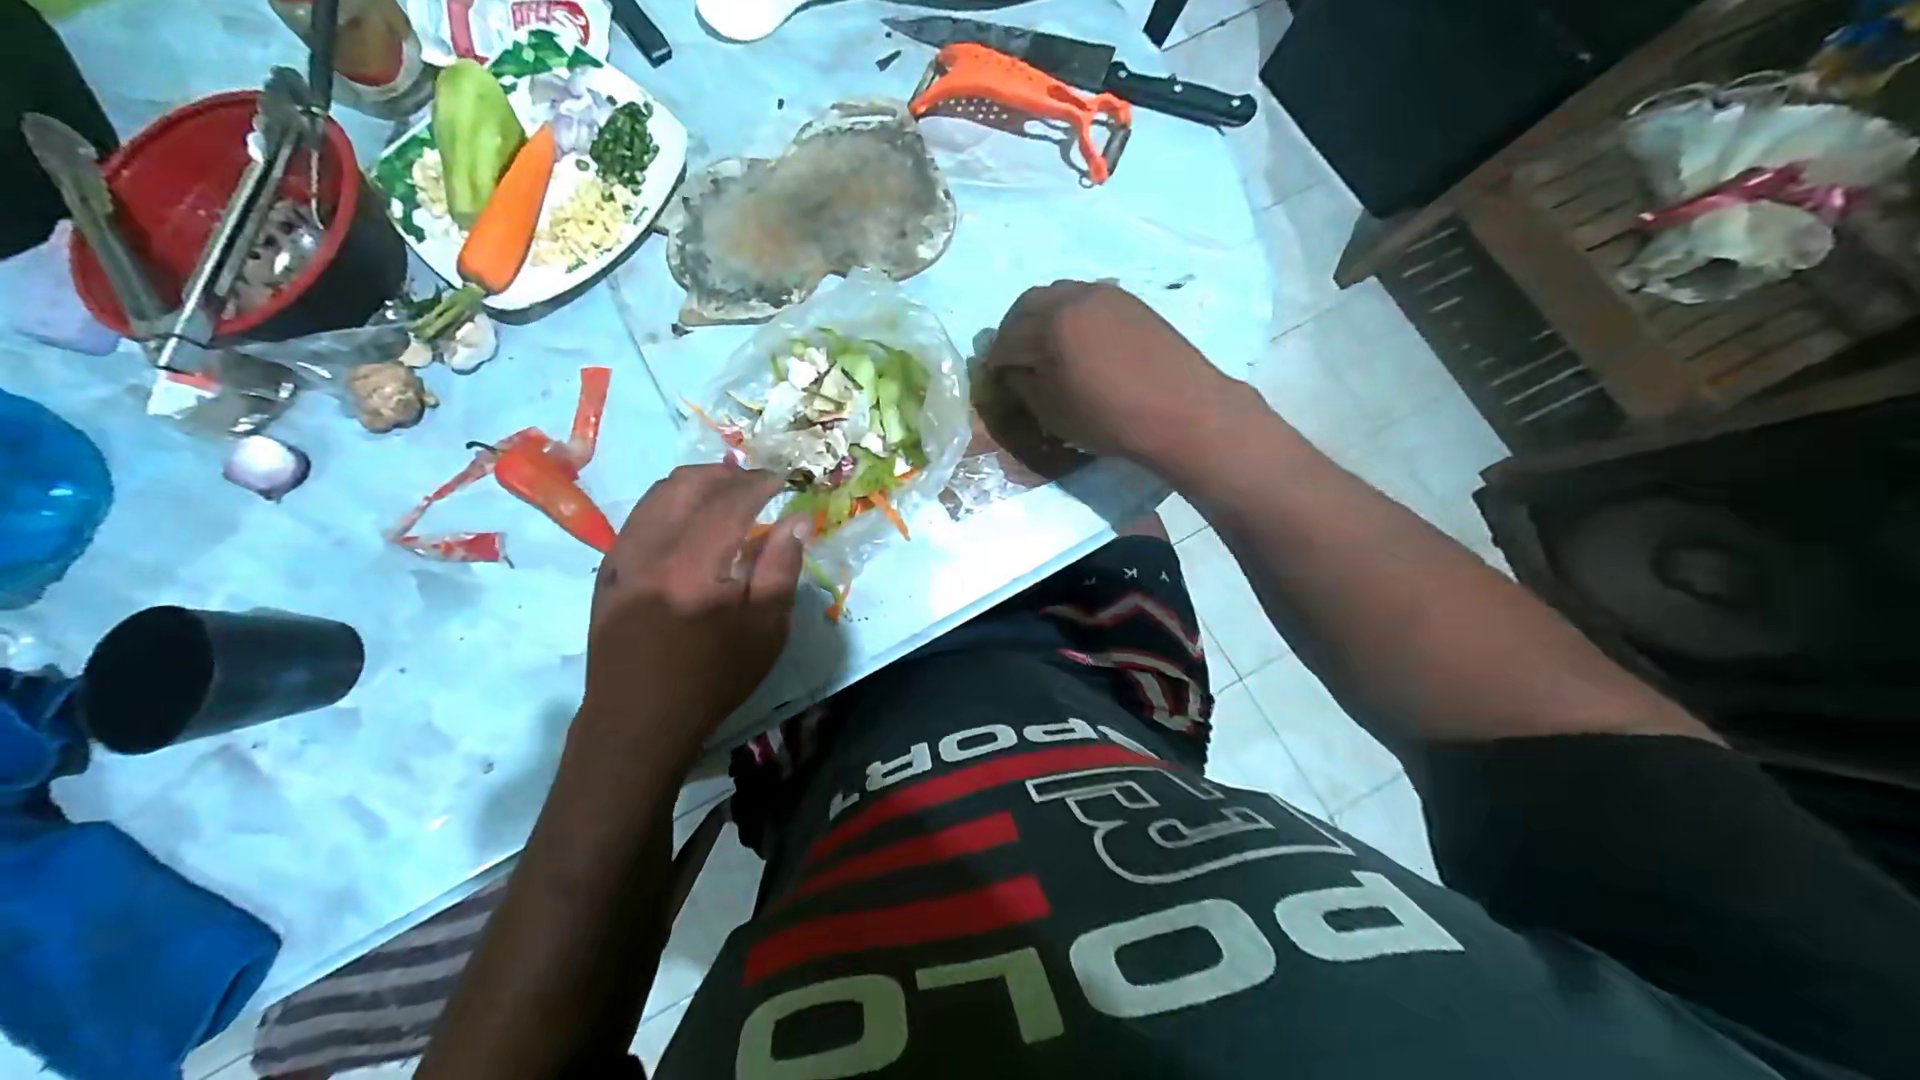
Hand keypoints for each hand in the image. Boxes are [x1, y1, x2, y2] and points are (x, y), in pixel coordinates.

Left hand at [578, 464, 808, 771]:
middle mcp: (652, 548)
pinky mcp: (609, 570)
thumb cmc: (713, 677)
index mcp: (695, 564)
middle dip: (726, 474)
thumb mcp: (765, 629)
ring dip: (695, 483)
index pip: (730, 500)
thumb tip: (797, 520)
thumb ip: (781, 567)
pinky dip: (669, 503)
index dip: (759, 483)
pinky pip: (640, 516)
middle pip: (688, 485)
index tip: (783, 479)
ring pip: (657, 495)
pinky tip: (688, 520)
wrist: (640, 718)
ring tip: (724, 491)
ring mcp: (622, 557)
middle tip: (756, 483)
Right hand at [982, 281, 1267, 471]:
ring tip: (1043, 348)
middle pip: (1026, 305)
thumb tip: (1012, 371)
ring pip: (1056, 295)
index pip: (1006, 339)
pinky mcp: (1127, 300)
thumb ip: (1024, 385)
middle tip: (1013, 358)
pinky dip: (1067, 314)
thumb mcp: (1053, 411)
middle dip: (1012, 330)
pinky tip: (1074, 340)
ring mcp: (1103, 293)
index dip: (996, 361)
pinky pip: (1083, 298)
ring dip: (1040, 318)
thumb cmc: (1110, 418)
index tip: (994, 377)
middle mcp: (1073, 297)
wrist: (1181, 410)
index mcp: (1049, 324)